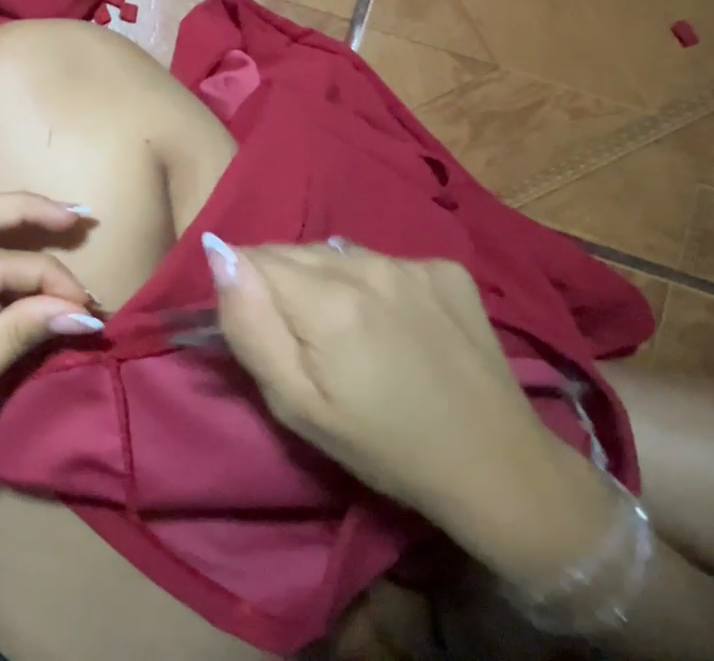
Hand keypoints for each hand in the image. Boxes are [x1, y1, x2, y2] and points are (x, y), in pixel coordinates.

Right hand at [206, 236, 613, 575]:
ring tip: (348, 334)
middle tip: (303, 342)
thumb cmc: (381, 446)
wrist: (494, 464)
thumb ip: (250, 326)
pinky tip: (393, 326)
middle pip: (294, 250)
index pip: (252, 256)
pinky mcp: (447, 270)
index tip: (263, 331)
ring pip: (337, 252)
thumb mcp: (296, 405)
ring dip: (325, 280)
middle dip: (282, 283)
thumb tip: (218, 254)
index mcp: (327, 299)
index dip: (245, 289)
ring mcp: (413, 263)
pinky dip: (373, 284)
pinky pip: (383, 261)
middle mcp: (369, 264)